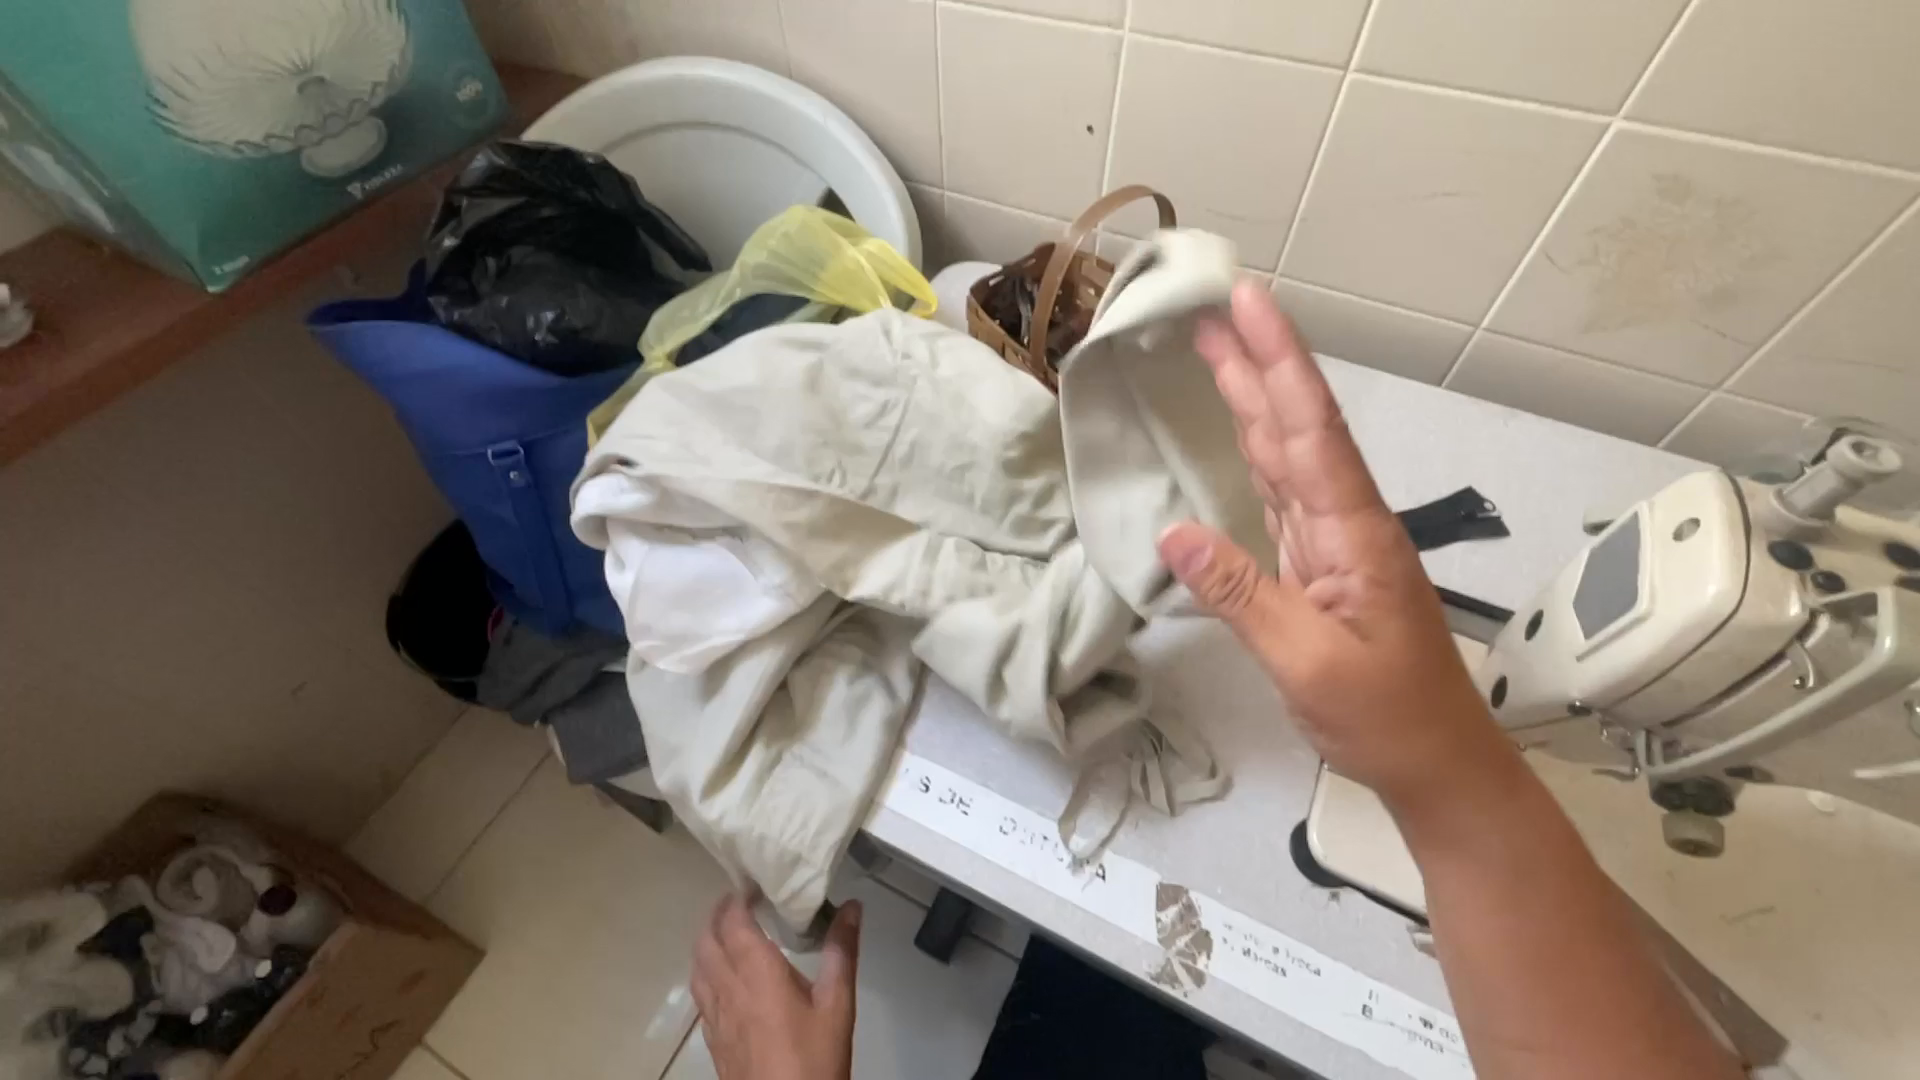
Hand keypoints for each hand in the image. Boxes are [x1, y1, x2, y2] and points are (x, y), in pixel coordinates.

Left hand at [690, 894, 860, 1079]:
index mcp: (757, 973)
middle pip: (706, 941)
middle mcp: (728, 989)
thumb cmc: (814, 1058)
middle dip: (716, 914)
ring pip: (697, 968)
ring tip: (727, 931)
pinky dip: (706, 972)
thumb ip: (842, 951)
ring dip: (707, 942)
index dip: (736, 898)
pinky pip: (700, 995)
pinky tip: (724, 979)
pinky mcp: (713, 1042)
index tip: (752, 881)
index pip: (733, 922)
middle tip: (738, 899)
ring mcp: (715, 1018)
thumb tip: (851, 906)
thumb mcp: (838, 1003)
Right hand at [1160, 281, 1513, 806]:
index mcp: (1352, 532)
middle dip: (1258, 362)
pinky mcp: (1316, 565)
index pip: (1309, 430)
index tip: (1248, 305)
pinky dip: (1253, 451)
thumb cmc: (1383, 717)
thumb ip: (1242, 596)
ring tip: (1215, 352)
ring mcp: (1331, 542)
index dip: (1278, 363)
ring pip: (1286, 453)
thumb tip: (1173, 533)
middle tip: (1214, 310)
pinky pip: (1278, 492)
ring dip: (1253, 399)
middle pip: (1295, 427)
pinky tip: (1236, 432)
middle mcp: (1345, 522)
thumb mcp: (1307, 664)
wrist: (1436, 762)